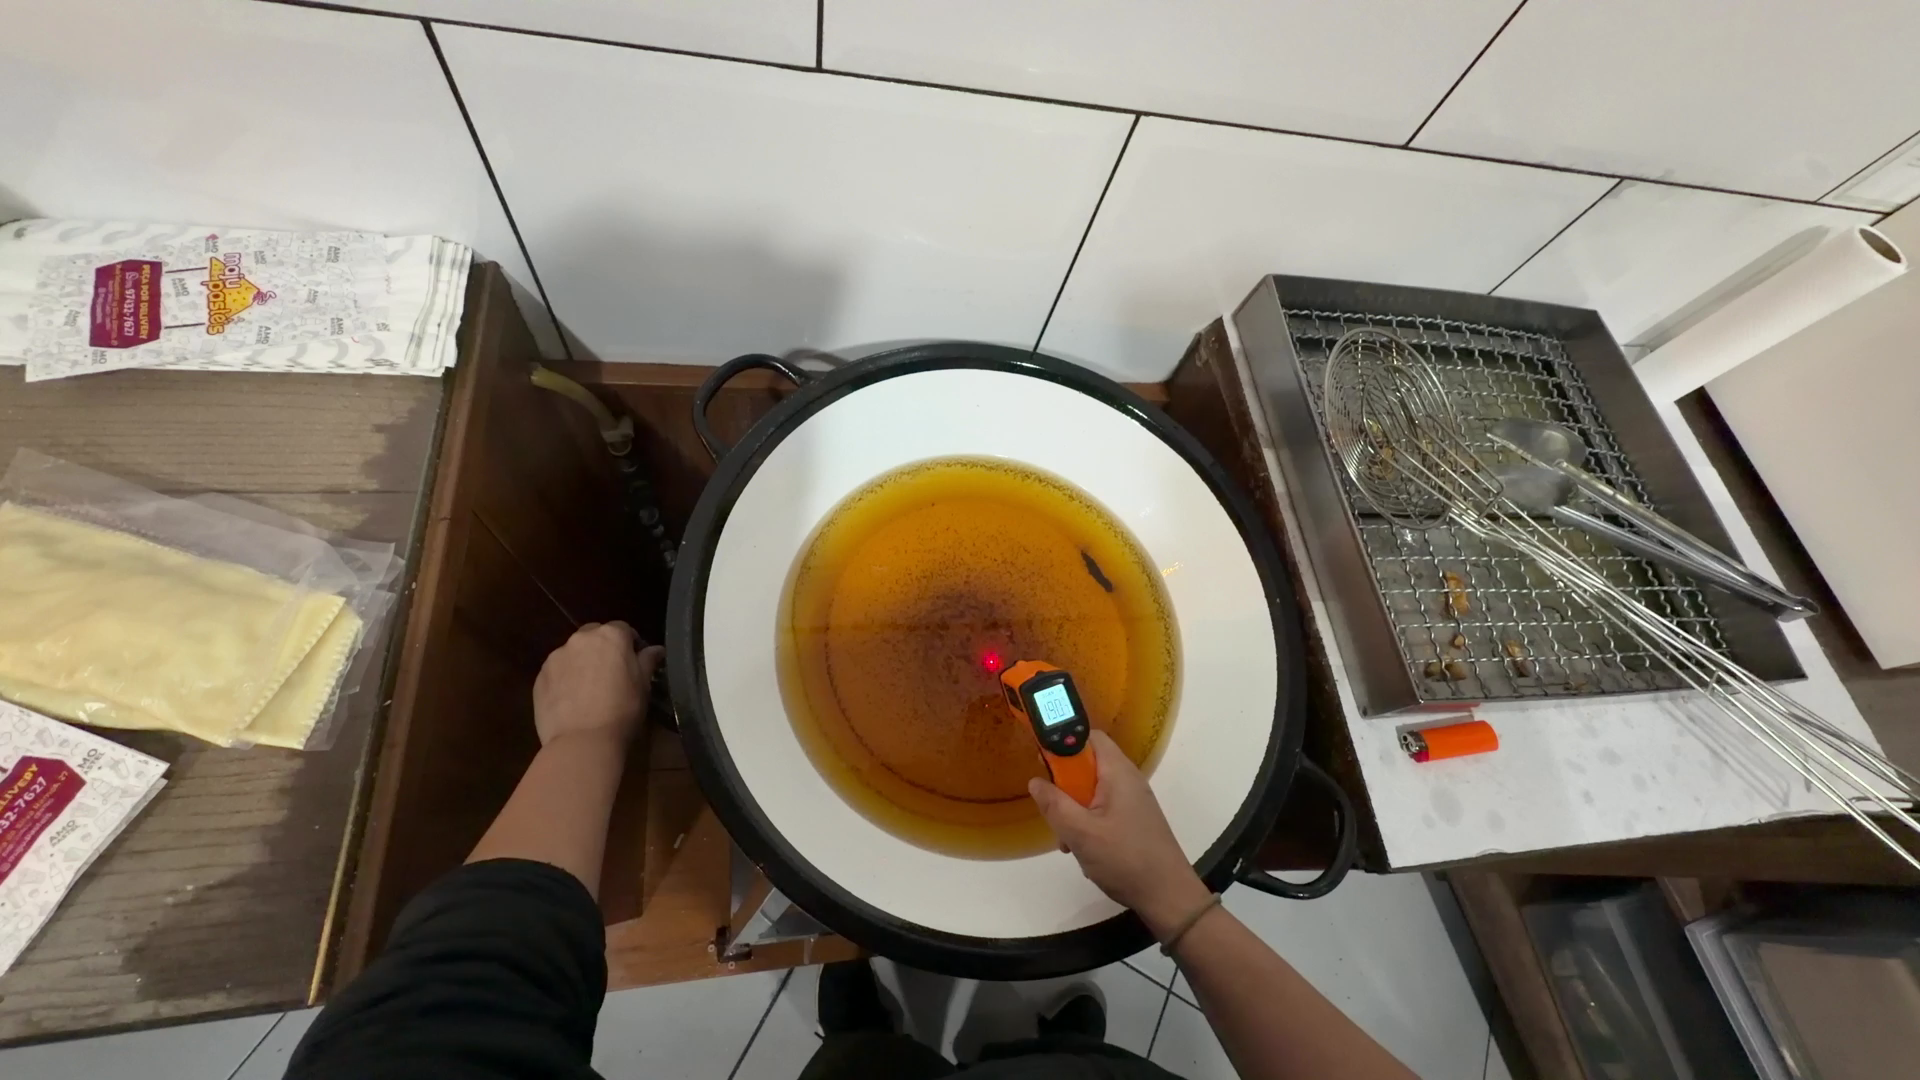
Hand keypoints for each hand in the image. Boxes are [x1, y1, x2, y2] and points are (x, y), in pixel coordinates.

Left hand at [532, 621, 662, 747]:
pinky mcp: (540, 677)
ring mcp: (556, 657)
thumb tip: (656, 649)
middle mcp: (581, 639)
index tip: (635, 661)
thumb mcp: (644, 684)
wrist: (582, 740)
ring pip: (573, 653)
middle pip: (594, 635)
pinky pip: (557, 671)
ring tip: (589, 688)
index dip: (631, 644)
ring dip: (582, 662)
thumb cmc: (622, 708)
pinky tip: (573, 700)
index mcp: (610, 636)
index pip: (623, 629)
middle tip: (612, 673)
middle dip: (603, 648)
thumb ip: (648, 660)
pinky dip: (565, 678)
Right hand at [1028, 731, 1212, 938]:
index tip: (1045, 765)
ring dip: (1074, 810)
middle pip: (1088, 765)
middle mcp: (1127, 780)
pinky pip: (1103, 809)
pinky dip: (1088, 823)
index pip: (1090, 737)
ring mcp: (1132, 801)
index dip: (1064, 743)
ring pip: (1092, 791)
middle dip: (1065, 786)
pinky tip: (1083, 850)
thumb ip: (1055, 805)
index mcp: (1118, 772)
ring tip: (1068, 840)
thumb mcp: (1081, 833)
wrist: (1169, 897)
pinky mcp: (1133, 820)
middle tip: (1055, 810)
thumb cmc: (1125, 859)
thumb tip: (1035, 781)